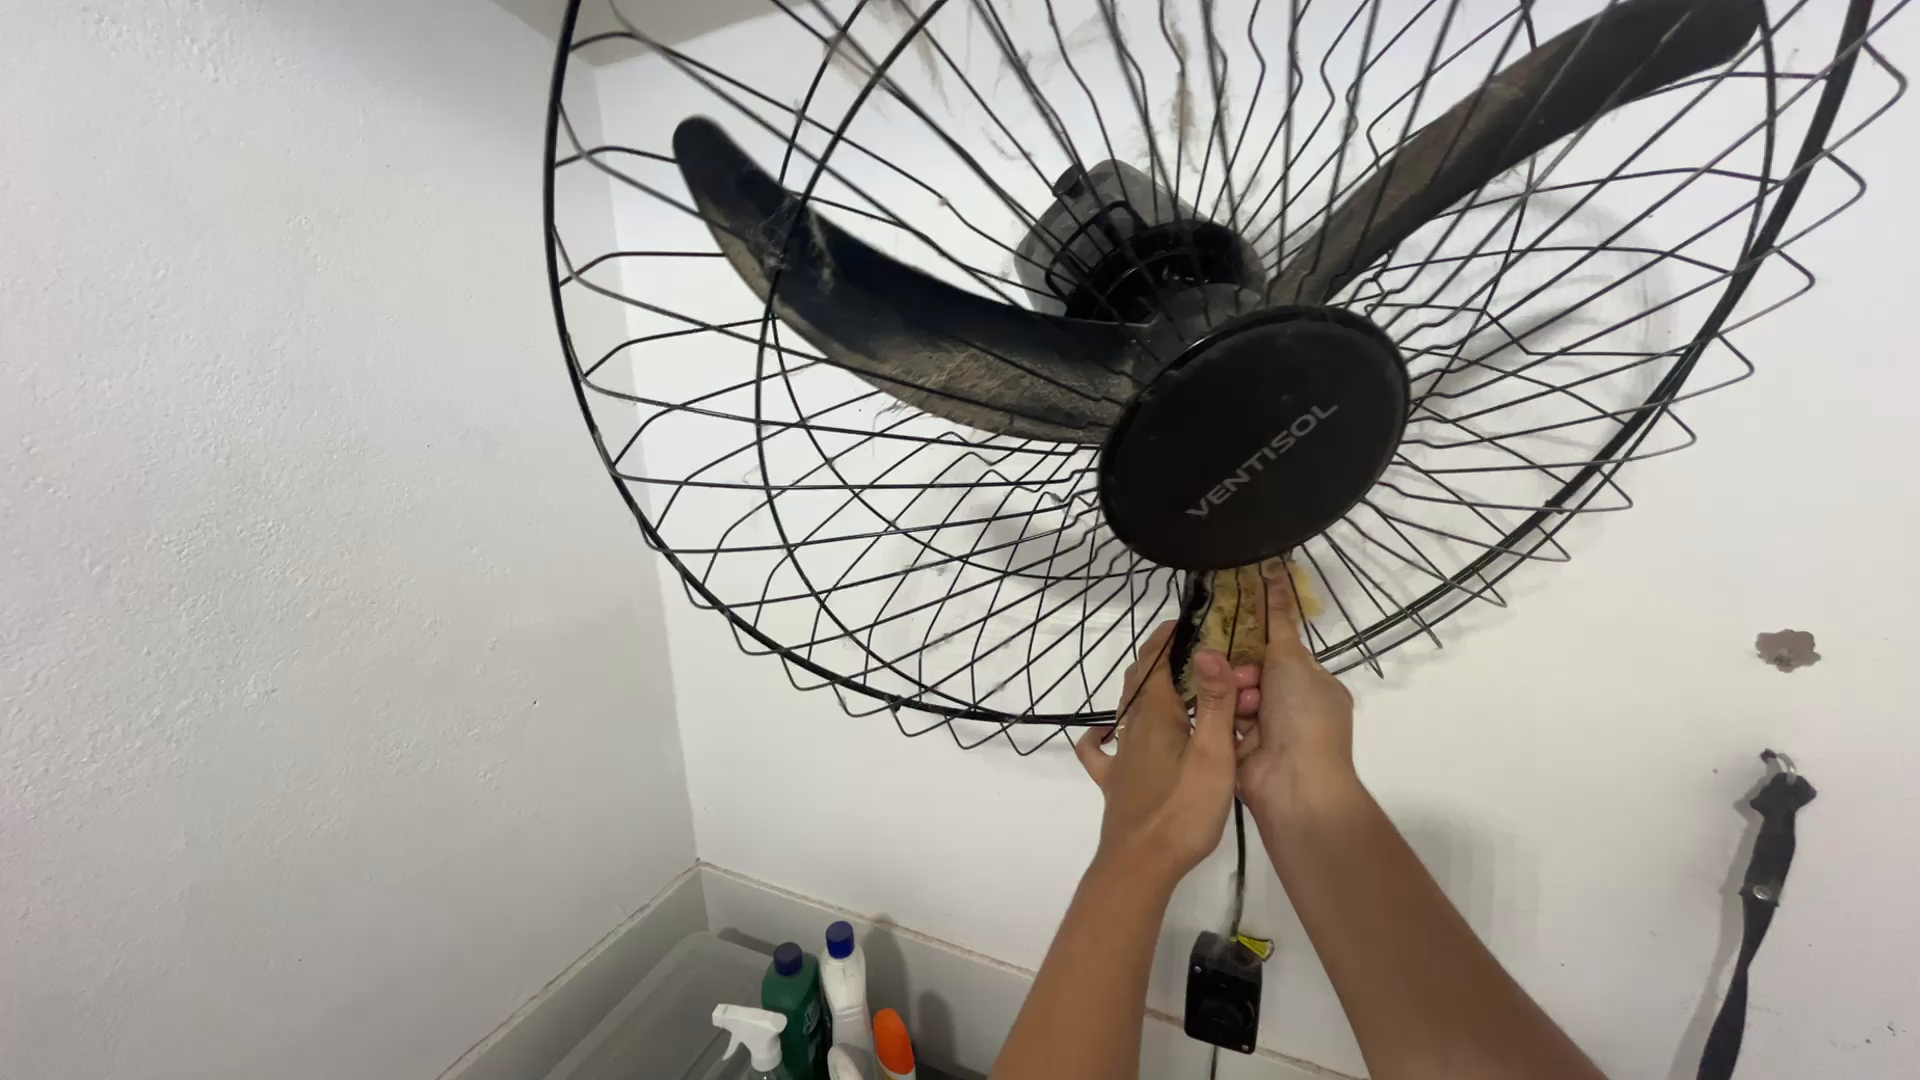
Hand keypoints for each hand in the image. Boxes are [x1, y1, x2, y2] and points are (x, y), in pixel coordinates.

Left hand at [1074, 621, 1238, 888]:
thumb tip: (1208, 650)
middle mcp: (1132, 727)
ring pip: (1126, 709)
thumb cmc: (1183, 809)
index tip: (1187, 620)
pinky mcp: (1113, 781)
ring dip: (1146, 690)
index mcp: (1156, 715)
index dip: (1169, 637)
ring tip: (1170, 686)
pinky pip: (1101, 749)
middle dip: (1161, 658)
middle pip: (1141, 680)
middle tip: (1188, 649)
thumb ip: (1215, 703)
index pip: (1156, 661)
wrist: (1142, 862)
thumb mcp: (1213, 755)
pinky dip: (1102, 734)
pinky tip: (1106, 735)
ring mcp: (1119, 754)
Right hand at [1235, 566, 1356, 817]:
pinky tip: (1206, 703)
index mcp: (1313, 685)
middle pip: (1252, 671)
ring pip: (1234, 692)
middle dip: (1241, 670)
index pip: (1280, 651)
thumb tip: (1277, 575)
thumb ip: (1277, 621)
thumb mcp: (1292, 661)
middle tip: (1239, 676)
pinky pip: (1221, 716)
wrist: (1294, 783)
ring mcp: (1266, 729)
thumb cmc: (1303, 717)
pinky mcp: (1239, 745)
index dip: (1258, 640)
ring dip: (1230, 691)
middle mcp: (1291, 706)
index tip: (1233, 626)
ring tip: (1232, 698)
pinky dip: (1216, 710)